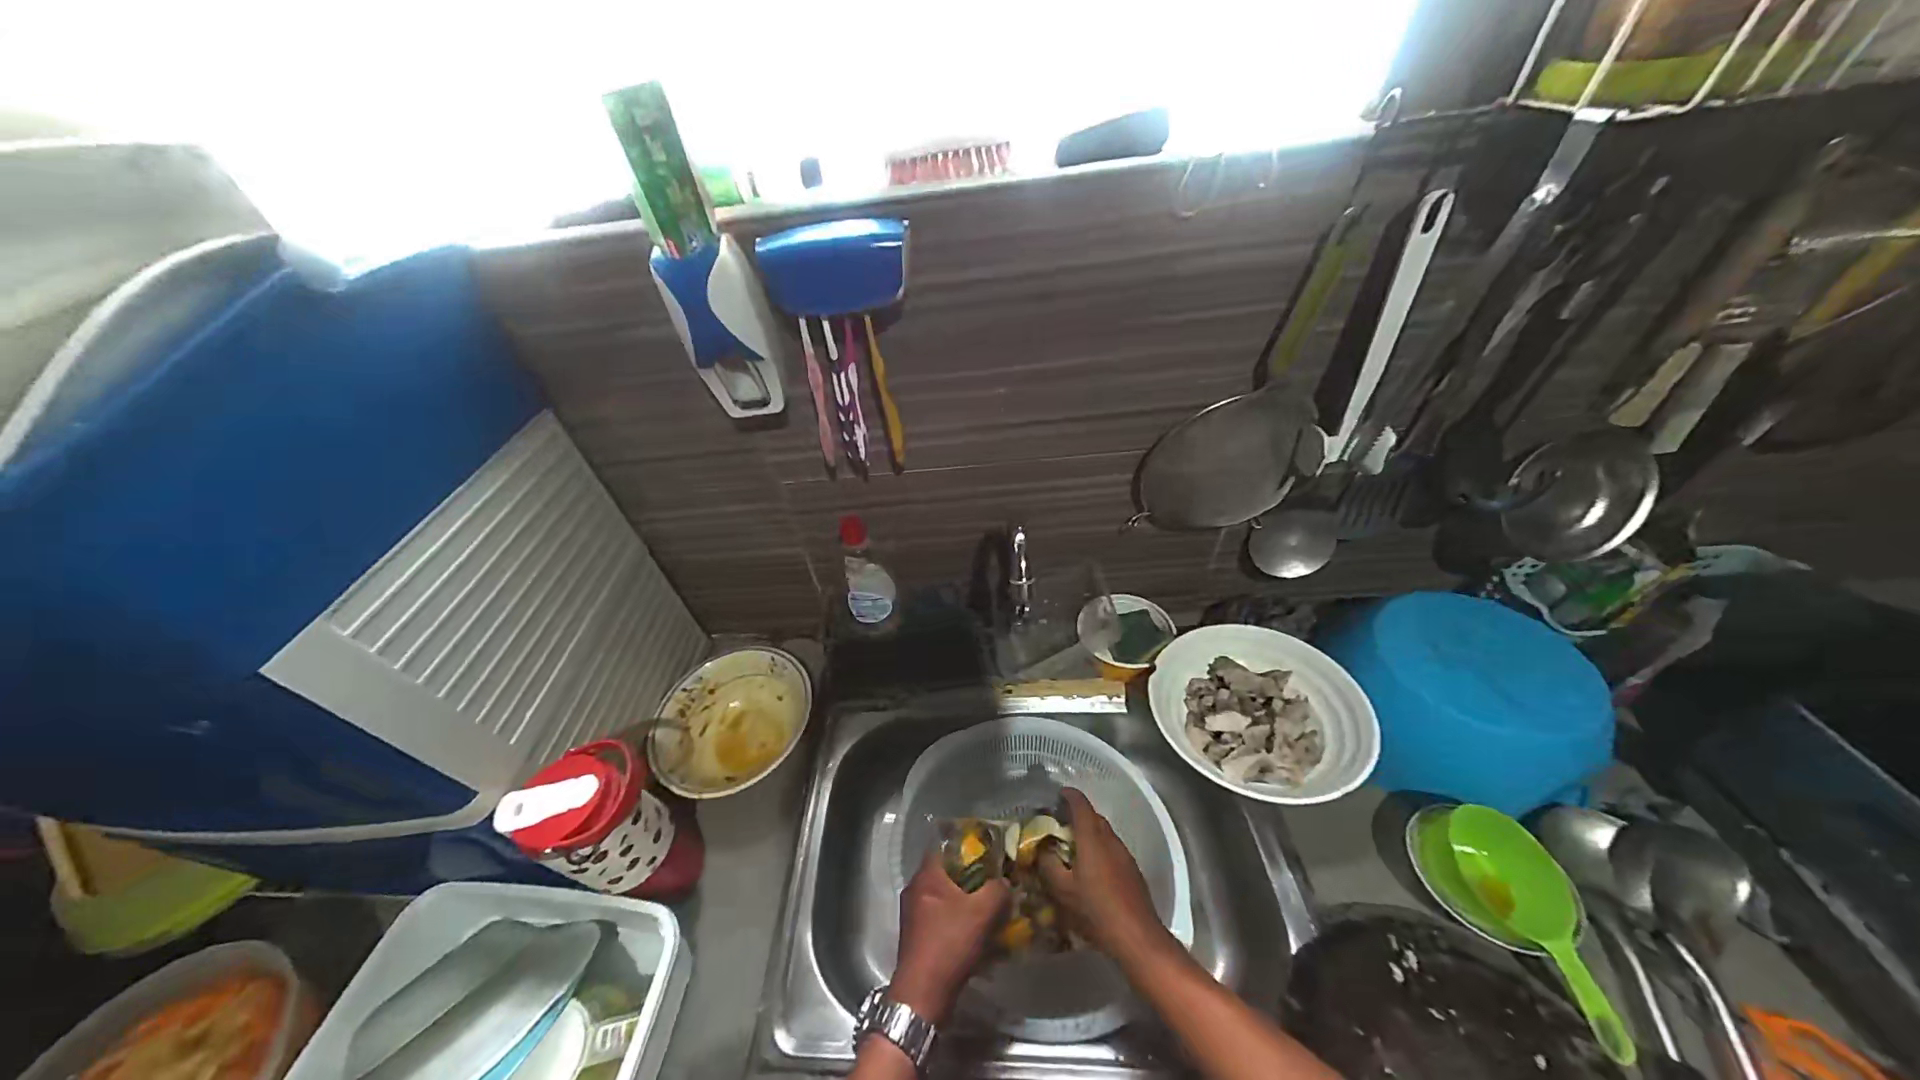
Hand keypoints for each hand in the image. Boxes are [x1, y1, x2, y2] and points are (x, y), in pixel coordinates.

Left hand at [890, 848, 1008, 1023]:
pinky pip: (937, 920)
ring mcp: (911, 915)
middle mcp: (914, 890)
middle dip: (968, 880)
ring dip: (962, 904)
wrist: (923, 993)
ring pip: (941, 899)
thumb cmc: (950, 943)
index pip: (944, 849)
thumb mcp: (983, 913)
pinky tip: (972, 936)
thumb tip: (1003, 882)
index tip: (986, 857)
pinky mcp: (914, 937)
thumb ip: (997, 890)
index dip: (966, 850)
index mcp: (926, 877)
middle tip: (990, 886)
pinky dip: (954, 923)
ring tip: (985, 912)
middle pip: (944, 875)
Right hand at [1038, 788, 1176, 963]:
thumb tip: (1043, 849)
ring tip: (1072, 848)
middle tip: (1059, 824)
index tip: (1057, 795)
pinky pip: (1112, 850)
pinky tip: (1091, 870)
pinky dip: (1099, 849)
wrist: (1137, 937)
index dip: (1069, 796)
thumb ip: (1048, 864)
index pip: (1081, 805)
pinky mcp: (1132, 871)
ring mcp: (1125, 855)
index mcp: (1092, 839)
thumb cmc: (1095, 910)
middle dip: (1077, 815)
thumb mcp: (1062, 890)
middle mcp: (1111, 840)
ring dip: (1089, 834)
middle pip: (1094, 818)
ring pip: (1104, 834)